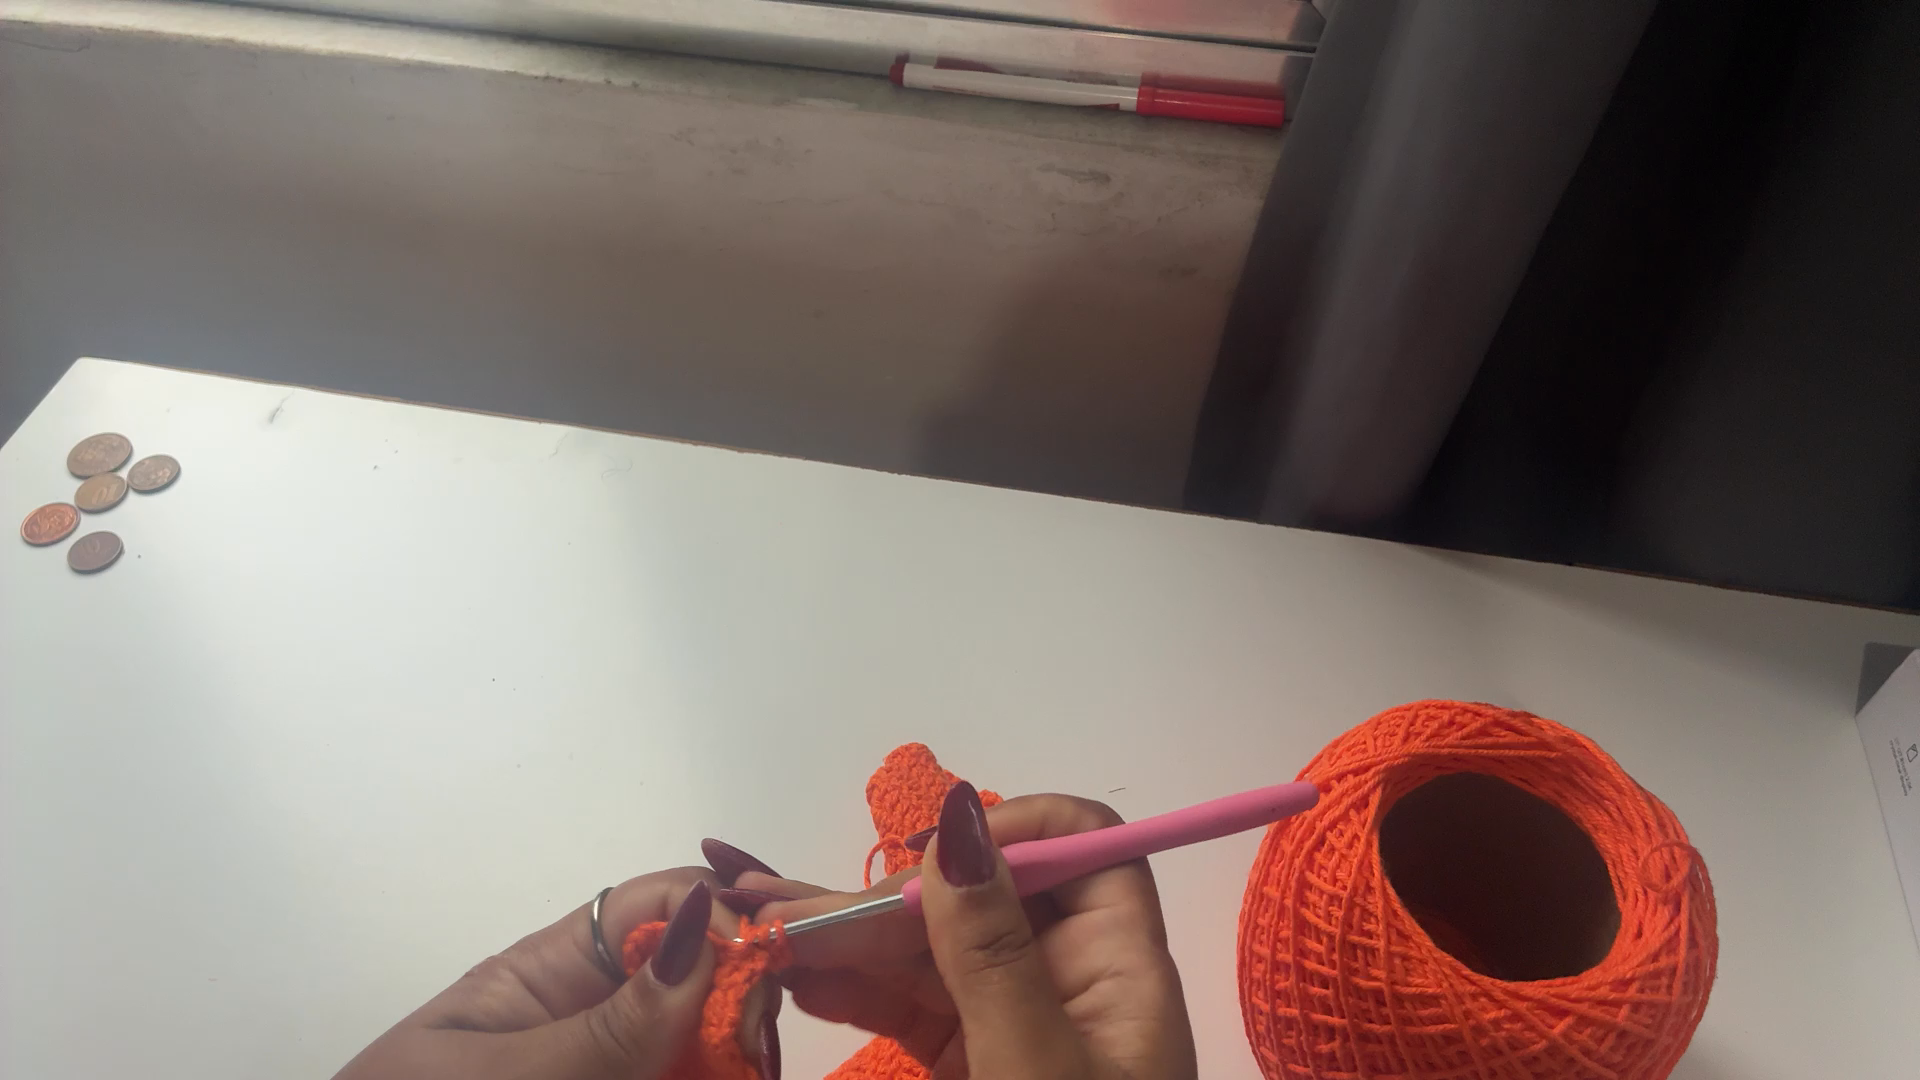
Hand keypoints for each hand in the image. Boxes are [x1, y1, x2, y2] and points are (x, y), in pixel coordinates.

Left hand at [333, 869, 779, 1079]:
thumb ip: (606, 1027)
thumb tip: (704, 922)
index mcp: (556, 968)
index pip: (654, 903)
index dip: (716, 915)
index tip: (760, 969)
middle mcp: (597, 1005)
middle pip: (696, 971)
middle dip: (740, 995)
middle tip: (756, 1052)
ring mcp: (617, 1059)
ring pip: (699, 1033)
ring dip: (733, 1052)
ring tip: (747, 1072)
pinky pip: (683, 1073)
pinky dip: (715, 1075)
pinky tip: (733, 1079)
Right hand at [723, 786, 1197, 1079]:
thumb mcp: (1032, 1076)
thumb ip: (991, 948)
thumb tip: (960, 814)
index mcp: (1116, 966)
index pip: (1085, 845)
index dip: (1017, 827)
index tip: (935, 855)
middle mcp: (1068, 976)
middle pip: (983, 892)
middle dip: (889, 896)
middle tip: (786, 910)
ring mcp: (1013, 1014)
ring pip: (933, 943)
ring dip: (850, 935)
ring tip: (763, 930)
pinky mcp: (968, 1054)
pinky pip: (908, 997)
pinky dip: (852, 982)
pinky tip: (795, 972)